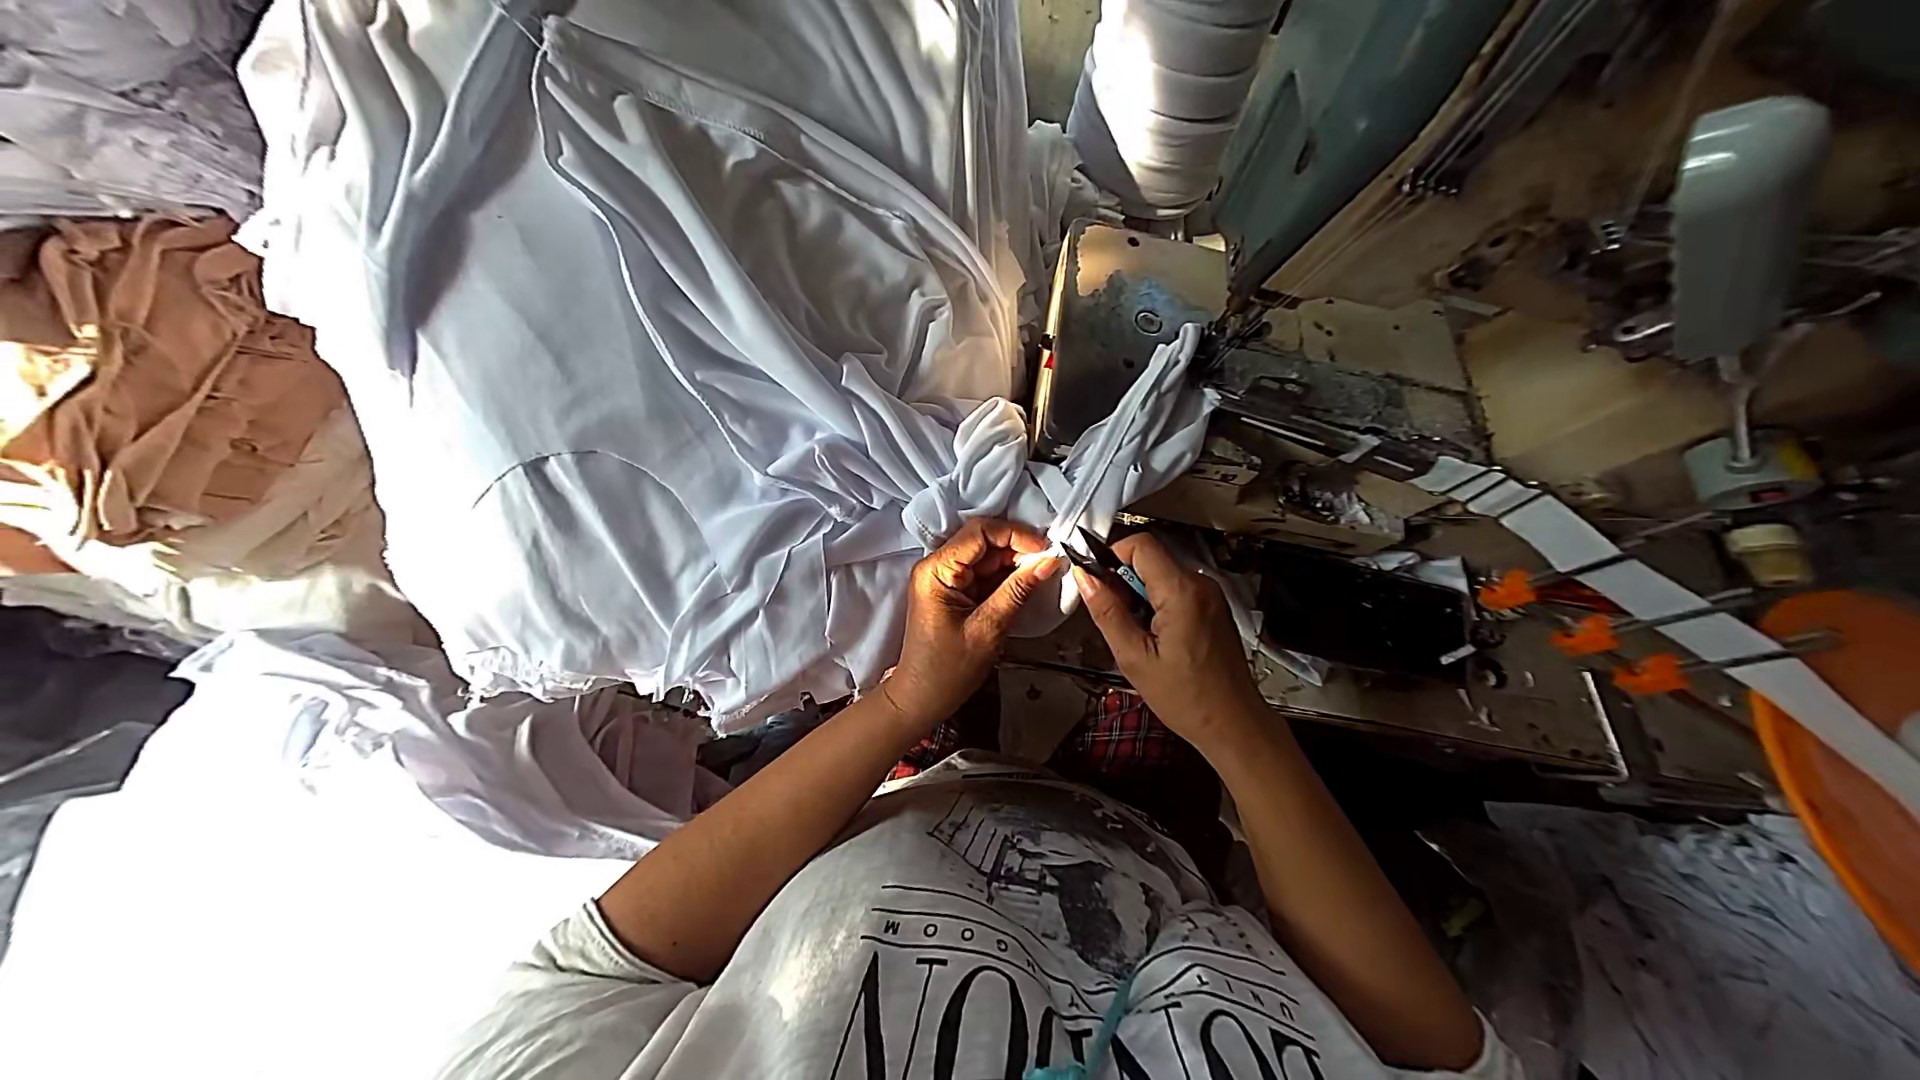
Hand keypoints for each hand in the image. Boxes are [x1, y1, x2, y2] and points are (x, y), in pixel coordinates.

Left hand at [881, 518, 1061, 727]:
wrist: (922, 698)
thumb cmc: (946, 671)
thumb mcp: (988, 629)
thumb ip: (1018, 591)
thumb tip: (1048, 562)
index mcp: (936, 571)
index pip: (979, 532)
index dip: (1015, 534)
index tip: (1044, 548)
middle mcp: (936, 567)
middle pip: (983, 539)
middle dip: (1018, 547)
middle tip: (1048, 561)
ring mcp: (944, 577)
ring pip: (987, 554)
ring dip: (1015, 561)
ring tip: (1041, 572)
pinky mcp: (954, 589)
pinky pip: (984, 571)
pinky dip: (1006, 575)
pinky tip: (1026, 582)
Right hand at [1073, 532, 1268, 748]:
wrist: (1233, 724)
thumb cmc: (1189, 699)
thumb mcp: (1134, 657)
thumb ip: (1107, 612)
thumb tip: (1085, 579)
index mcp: (1182, 592)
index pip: (1140, 544)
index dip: (1111, 555)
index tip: (1096, 579)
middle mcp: (1201, 586)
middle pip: (1151, 558)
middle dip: (1124, 580)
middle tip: (1115, 616)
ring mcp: (1211, 596)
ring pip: (1161, 574)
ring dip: (1140, 594)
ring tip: (1137, 633)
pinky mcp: (1213, 608)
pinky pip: (1176, 590)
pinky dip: (1157, 603)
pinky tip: (1155, 637)